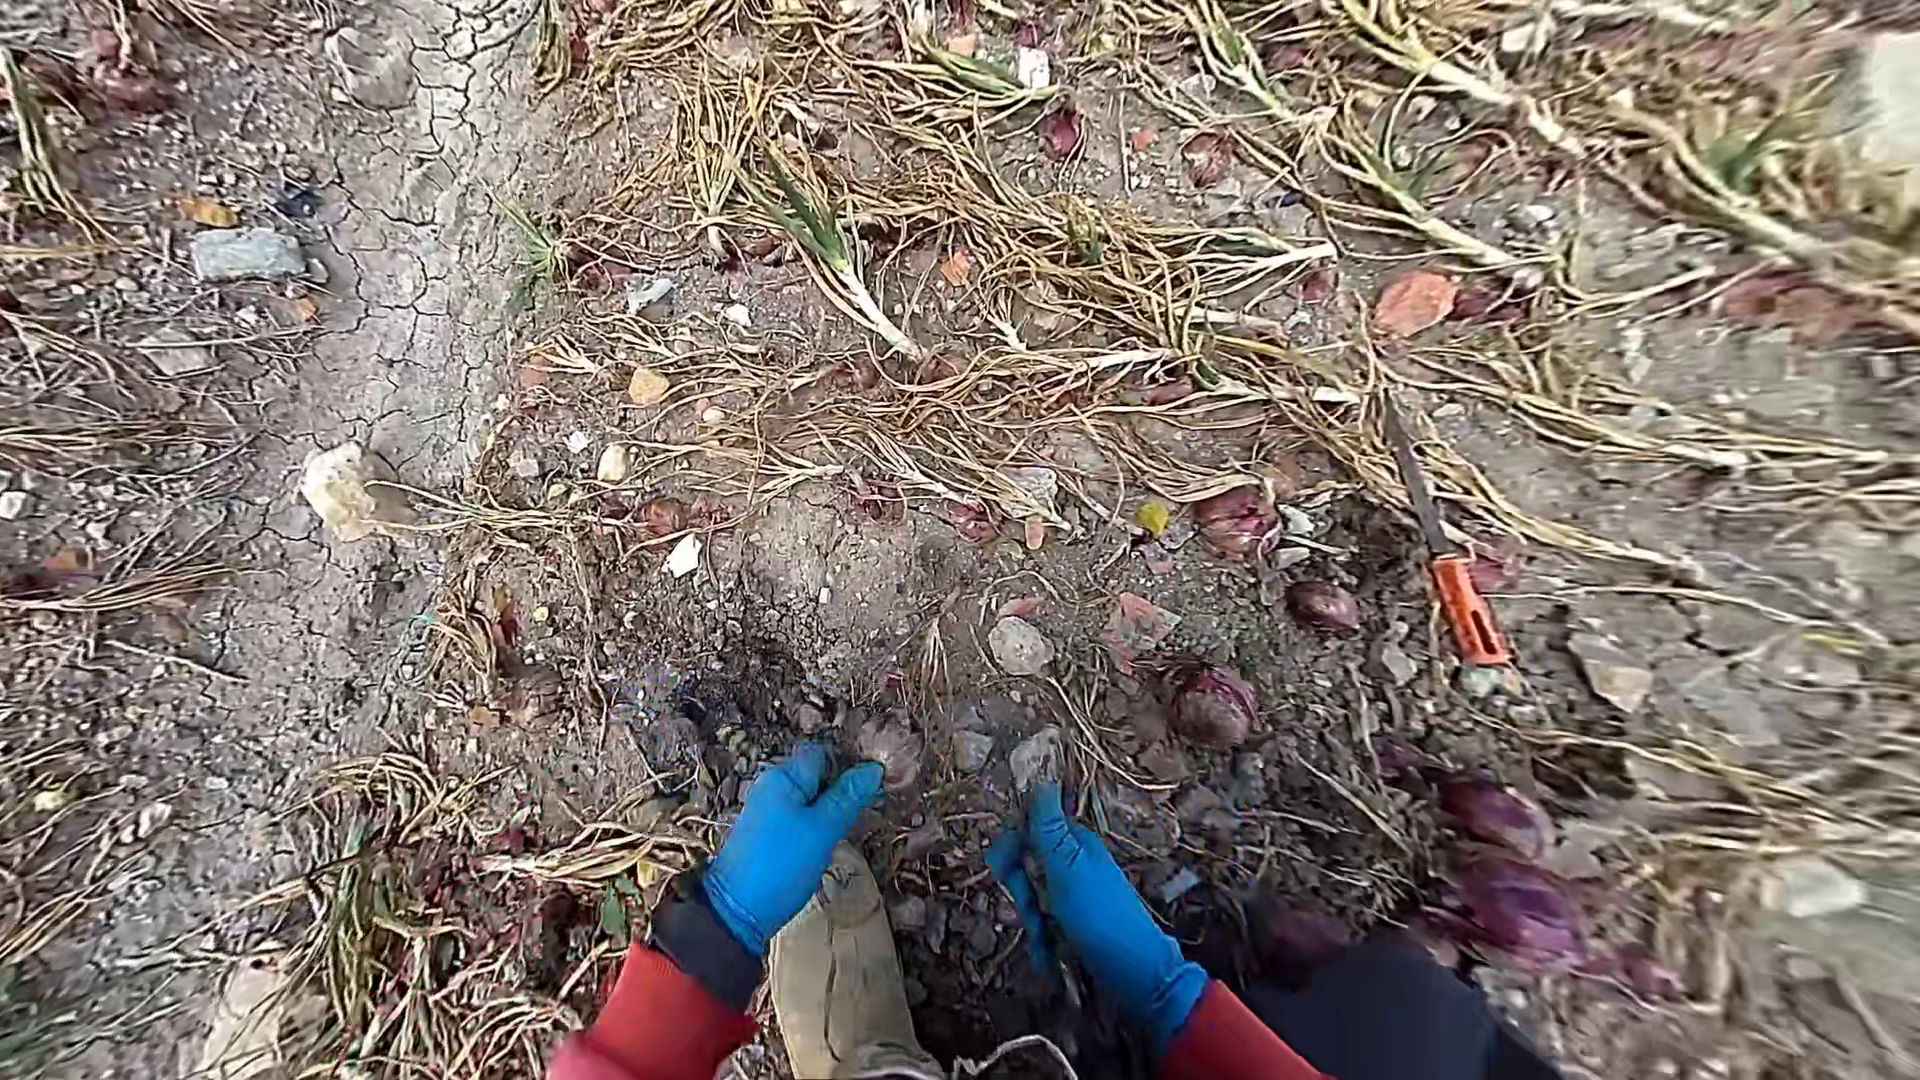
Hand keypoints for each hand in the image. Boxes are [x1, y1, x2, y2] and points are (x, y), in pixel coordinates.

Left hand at [702, 744, 883, 955]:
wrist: (737, 915)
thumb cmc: (779, 867)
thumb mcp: (823, 828)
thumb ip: (848, 796)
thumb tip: (872, 770)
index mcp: (783, 777)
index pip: (826, 753)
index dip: (851, 764)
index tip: (873, 780)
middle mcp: (773, 786)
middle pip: (819, 774)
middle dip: (844, 788)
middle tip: (867, 804)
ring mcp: (769, 809)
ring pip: (812, 796)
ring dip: (832, 806)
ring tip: (851, 823)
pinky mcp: (769, 831)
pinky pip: (801, 814)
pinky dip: (818, 822)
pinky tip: (830, 838)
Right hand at [988, 783, 1207, 1052]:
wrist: (1139, 976)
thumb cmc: (1101, 916)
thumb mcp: (1068, 868)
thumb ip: (1049, 826)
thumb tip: (1041, 776)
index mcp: (1073, 841)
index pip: (1029, 828)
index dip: (1011, 847)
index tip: (1003, 869)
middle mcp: (1072, 860)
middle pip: (1028, 865)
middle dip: (1022, 893)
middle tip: (1031, 915)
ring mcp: (1074, 891)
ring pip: (1034, 896)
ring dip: (1032, 922)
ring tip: (1044, 945)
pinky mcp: (1074, 920)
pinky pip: (1046, 922)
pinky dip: (1043, 941)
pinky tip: (1048, 959)